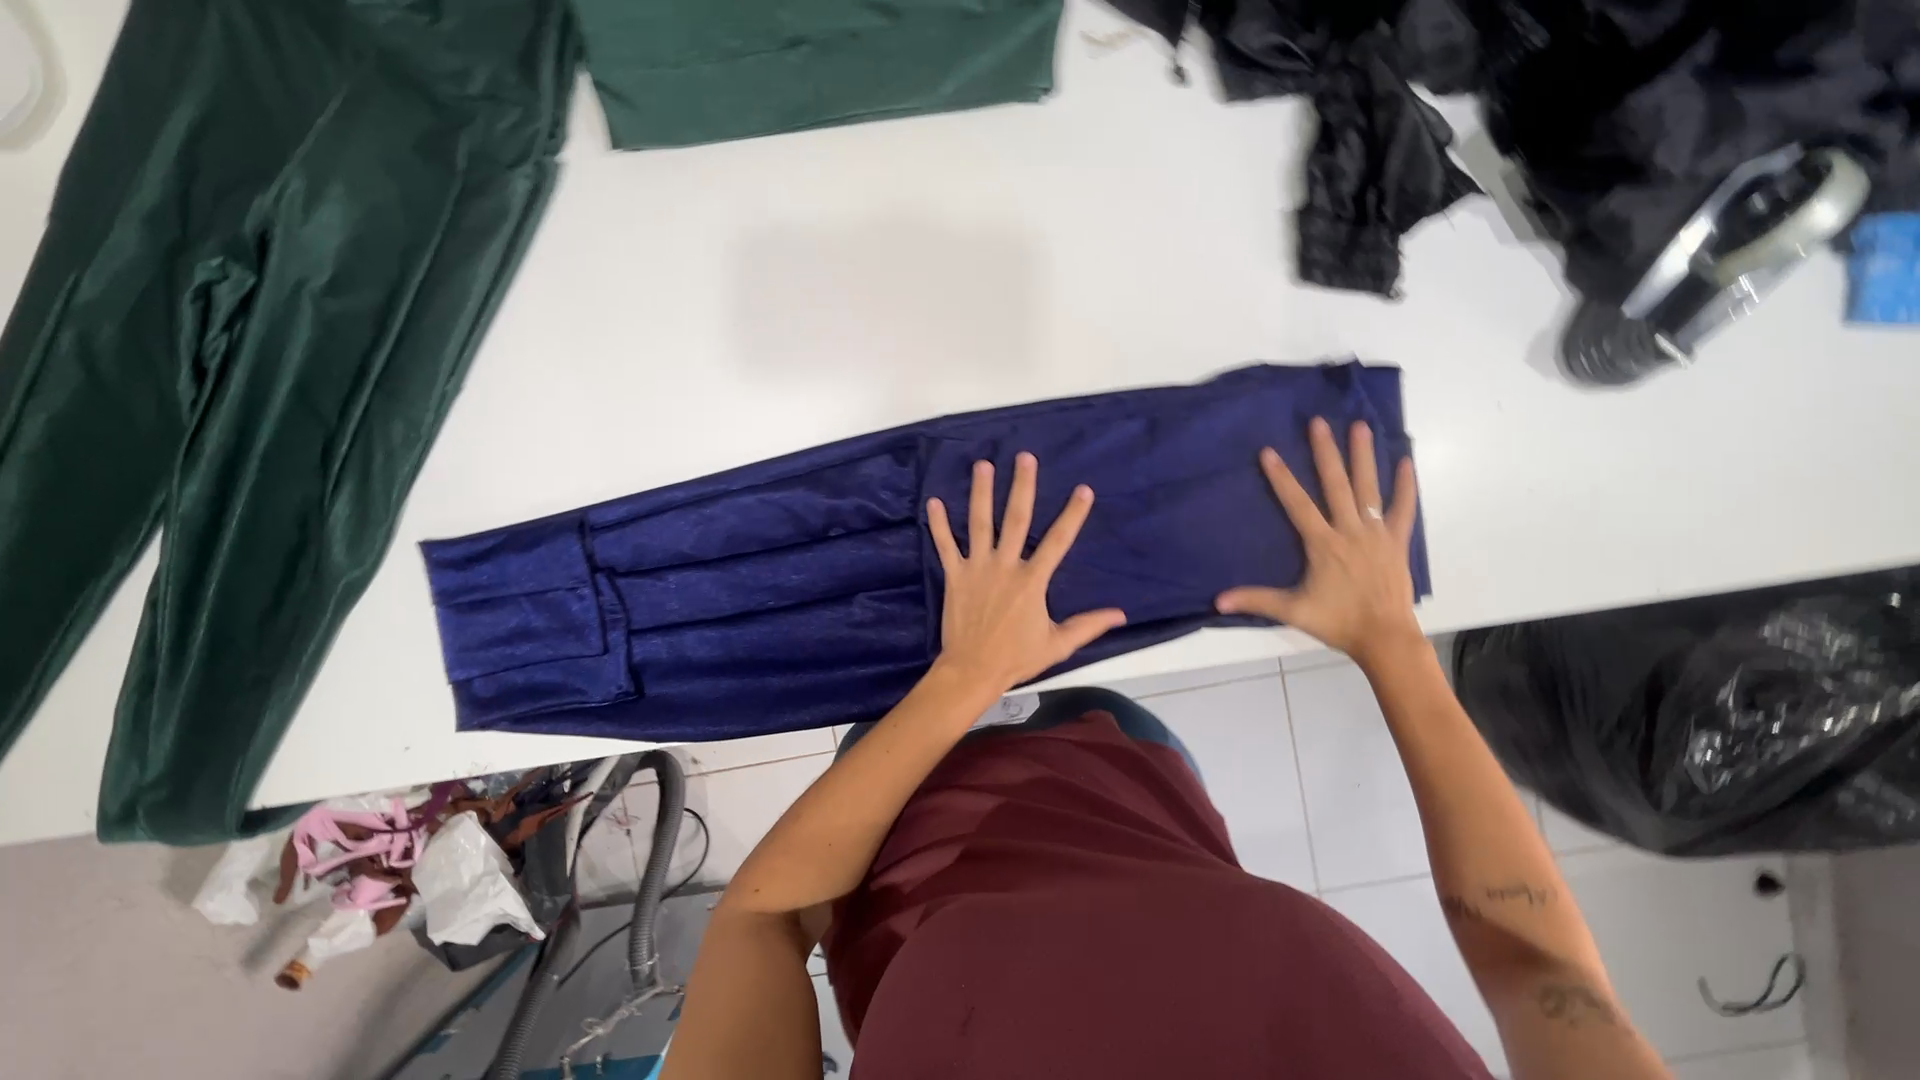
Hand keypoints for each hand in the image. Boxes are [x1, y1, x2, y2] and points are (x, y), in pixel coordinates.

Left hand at [927, 452, 1126, 693]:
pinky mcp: (955, 576)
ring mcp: (977, 569)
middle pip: (1016, 519)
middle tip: (1025, 457)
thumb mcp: (1058, 644)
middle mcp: (1005, 567)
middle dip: (1022, 486)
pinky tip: (934, 502)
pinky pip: (945, 546)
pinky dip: (939, 525)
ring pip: (979, 524)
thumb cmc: (1016, 658)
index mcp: (1032, 581)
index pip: (1058, 541)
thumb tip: (1120, 615)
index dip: (1072, 515)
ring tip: (982, 465)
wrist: (972, 670)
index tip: (1083, 490)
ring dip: (981, 493)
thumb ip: (1088, 625)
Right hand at [1216, 418, 1424, 668]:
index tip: (1269, 452)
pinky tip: (1406, 462)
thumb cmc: (1337, 622)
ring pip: (1369, 488)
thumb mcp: (1293, 611)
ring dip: (1364, 457)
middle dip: (1325, 453)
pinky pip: (1403, 508)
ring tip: (1361, 427)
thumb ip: (1256, 600)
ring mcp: (1376, 534)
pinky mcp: (1397, 541)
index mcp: (1323, 544)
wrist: (1385, 637)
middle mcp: (1350, 531)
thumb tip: (1217, 600)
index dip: (1282, 478)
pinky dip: (1406, 486)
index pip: (1298, 504)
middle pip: (1336, 485)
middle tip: (1319, 423)